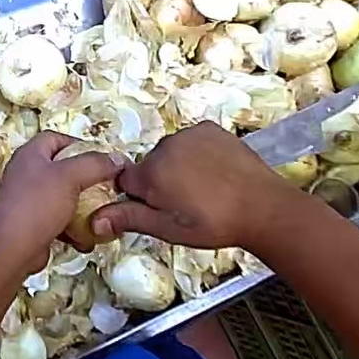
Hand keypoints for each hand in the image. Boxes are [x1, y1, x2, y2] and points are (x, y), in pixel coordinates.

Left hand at [0, 132, 123, 275]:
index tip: (100, 158)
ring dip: (80, 205)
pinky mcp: (30, 222)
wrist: (13, 249)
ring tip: (98, 213)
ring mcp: (26, 198)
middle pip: (60, 167)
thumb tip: (117, 158)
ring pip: (61, 195)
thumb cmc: (38, 205)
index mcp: (30, 154)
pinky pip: (56, 218)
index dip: (79, 144)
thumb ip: (95, 164)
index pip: (56, 138)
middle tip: (103, 186)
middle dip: (83, 178)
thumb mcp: (70, 177)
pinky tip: (84, 236)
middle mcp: (25, 172)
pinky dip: (71, 225)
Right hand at [92, 122, 308, 250]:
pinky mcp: (209, 128)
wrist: (264, 208)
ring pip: (170, 152)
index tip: (159, 208)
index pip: (126, 181)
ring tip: (204, 189)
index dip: (140, 197)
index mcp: (150, 173)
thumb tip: (93, 221)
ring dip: (179, 166)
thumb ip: (129, 219)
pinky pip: (192, 139)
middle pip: (149, 165)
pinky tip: (215, 171)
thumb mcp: (168, 229)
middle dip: (160, 181)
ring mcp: (188, 134)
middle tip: (186, 203)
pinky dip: (198, 152)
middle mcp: (164, 146)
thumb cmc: (214, 224)